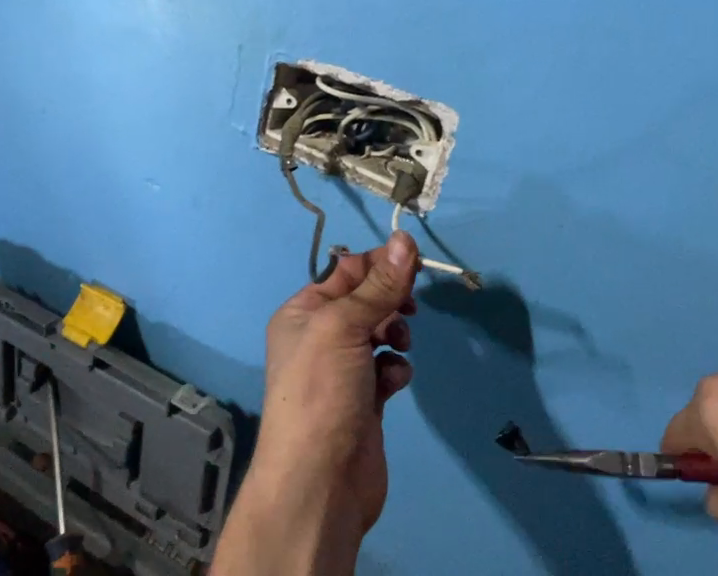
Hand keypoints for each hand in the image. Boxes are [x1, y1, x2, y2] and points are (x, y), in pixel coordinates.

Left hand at [212, 231, 419, 575]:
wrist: (319, 479)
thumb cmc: (321, 390)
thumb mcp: (344, 326)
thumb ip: (378, 286)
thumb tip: (405, 239)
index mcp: (302, 312)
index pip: (346, 272)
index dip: (379, 263)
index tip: (415, 261)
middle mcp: (319, 336)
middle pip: (366, 301)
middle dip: (390, 300)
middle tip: (409, 308)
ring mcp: (342, 371)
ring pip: (381, 334)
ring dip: (396, 334)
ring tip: (399, 346)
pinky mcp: (365, 401)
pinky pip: (388, 369)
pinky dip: (396, 370)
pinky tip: (394, 382)